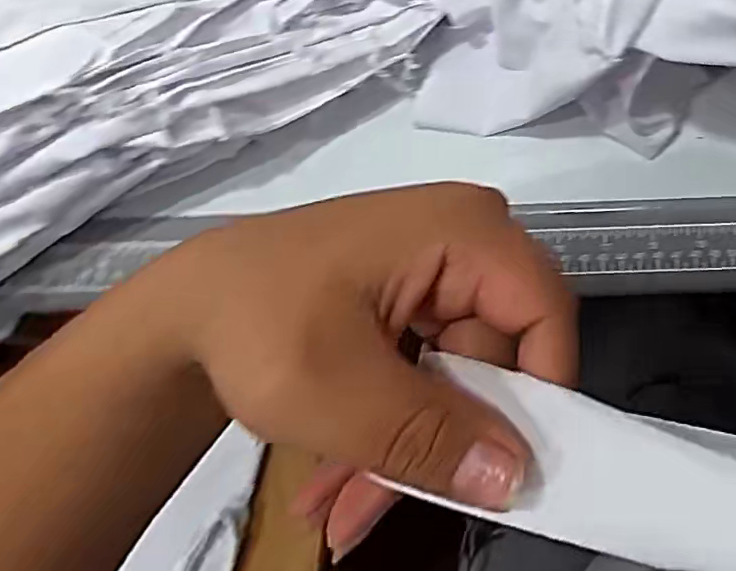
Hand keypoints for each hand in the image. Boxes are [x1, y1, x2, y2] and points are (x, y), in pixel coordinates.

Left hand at [125, 182, 575, 557]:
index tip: (506, 472)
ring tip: (345, 503)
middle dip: (455, 434)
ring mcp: (450, 259)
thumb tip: (513, 477)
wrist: (191, 301)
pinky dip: (406, 416)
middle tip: (387, 505)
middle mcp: (472, 233)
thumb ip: (429, 436)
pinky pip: (442, 358)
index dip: (542, 391)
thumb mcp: (332, 391)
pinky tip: (350, 465)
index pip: (544, 308)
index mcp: (467, 229)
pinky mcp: (428, 285)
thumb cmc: (254, 320)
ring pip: (470, 365)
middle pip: (505, 345)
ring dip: (419, 439)